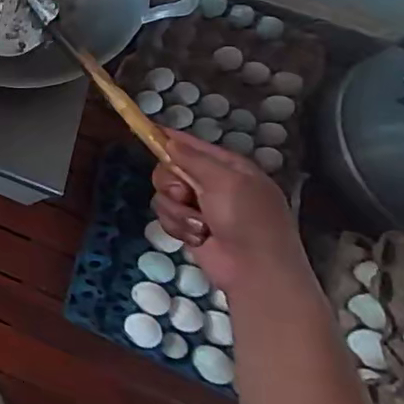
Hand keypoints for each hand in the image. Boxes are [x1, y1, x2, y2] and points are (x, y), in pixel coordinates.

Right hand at [150, 128, 306, 295]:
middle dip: (172, 183)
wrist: (256, 272)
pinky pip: (166, 216)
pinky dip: (179, 226)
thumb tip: (169, 141)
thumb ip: (194, 159)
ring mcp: (201, 207)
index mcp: (229, 168)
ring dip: (177, 210)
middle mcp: (214, 184)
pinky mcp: (190, 227)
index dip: (170, 139)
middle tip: (185, 195)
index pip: (192, 145)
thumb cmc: (248, 221)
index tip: (147, 131)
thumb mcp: (226, 181)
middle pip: (171, 169)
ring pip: (164, 194)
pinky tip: (197, 237)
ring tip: (199, 225)